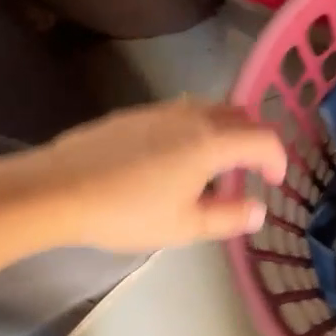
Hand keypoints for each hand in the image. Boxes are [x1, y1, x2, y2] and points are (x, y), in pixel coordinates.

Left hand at [27, 99, 288, 252]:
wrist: (57, 188)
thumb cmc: (127, 212)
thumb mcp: (184, 226)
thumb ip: (228, 217)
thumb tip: (259, 210)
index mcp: (212, 142)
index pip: (263, 139)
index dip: (277, 159)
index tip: (275, 181)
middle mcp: (193, 117)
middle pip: (240, 115)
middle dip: (255, 139)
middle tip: (252, 169)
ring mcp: (161, 111)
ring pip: (209, 109)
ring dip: (226, 131)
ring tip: (215, 165)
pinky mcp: (135, 114)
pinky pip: (182, 113)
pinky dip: (196, 129)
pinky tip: (175, 159)